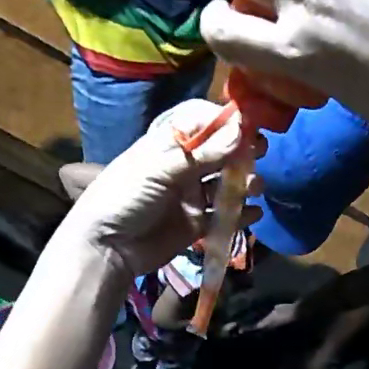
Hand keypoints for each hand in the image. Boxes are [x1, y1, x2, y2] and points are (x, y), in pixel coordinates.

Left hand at [57, 99, 254, 276]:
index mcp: (168, 145)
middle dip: (241, 152)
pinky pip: (223, 217)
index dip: (226, 122)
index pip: (202, 123)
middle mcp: (183, 168)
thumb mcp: (160, 169)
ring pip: (225, 185)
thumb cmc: (125, 196)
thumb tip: (239, 132)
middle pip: (220, 153)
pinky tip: (254, 212)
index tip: (250, 124)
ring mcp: (191, 196)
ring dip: (244, 183)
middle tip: (261, 152)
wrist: (107, 247)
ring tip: (256, 186)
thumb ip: (200, 154)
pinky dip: (241, 215)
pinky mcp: (196, 225)